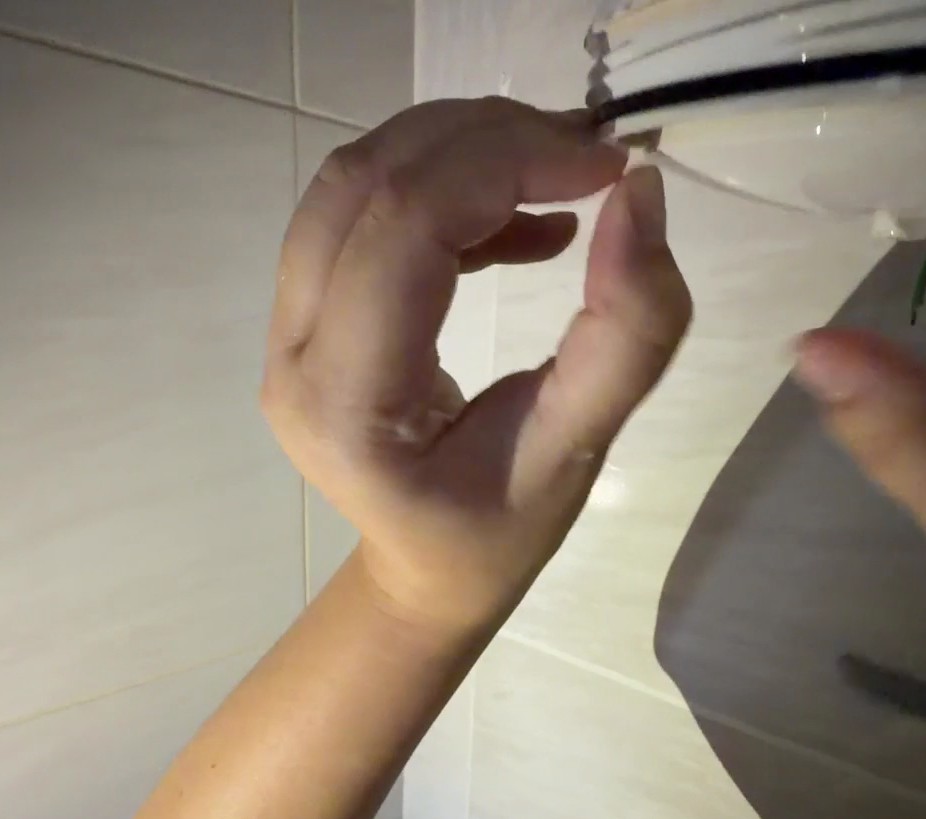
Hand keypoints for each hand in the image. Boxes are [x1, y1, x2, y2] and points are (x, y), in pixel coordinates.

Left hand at [264, 99, 692, 632]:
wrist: (426, 569)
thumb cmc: (497, 536)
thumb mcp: (575, 453)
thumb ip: (626, 334)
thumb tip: (641, 194)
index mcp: (346, 402)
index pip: (405, 229)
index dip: (506, 164)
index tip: (607, 165)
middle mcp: (294, 357)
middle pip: (366, 185)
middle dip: (486, 141)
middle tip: (588, 153)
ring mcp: (285, 336)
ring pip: (353, 184)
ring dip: (459, 153)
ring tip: (557, 173)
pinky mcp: (304, 321)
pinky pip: (362, 216)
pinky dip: (444, 194)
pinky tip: (521, 223)